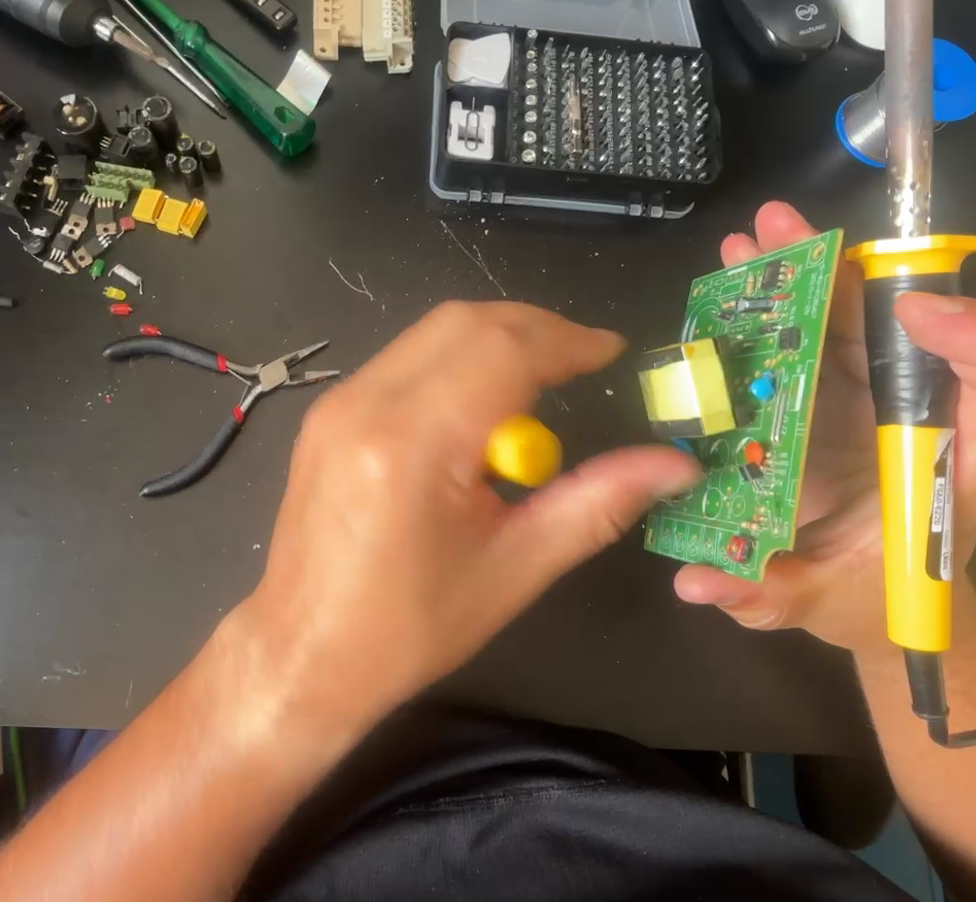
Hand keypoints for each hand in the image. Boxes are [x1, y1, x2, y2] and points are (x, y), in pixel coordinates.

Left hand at [233, 302, 699, 727]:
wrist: (302, 652)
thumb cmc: (409, 629)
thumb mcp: (513, 570)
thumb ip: (596, 504)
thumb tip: (673, 467)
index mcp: (414, 445)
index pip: (503, 351)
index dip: (567, 341)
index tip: (612, 352)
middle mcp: (367, 404)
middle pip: (465, 323)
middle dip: (535, 329)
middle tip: (583, 360)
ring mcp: (338, 402)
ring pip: (432, 332)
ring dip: (495, 339)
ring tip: (543, 379)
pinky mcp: (327, 411)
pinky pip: (404, 358)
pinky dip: (455, 360)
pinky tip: (481, 404)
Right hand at [671, 203, 975, 656]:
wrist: (877, 598)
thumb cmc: (875, 601)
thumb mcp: (822, 604)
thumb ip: (769, 597)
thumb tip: (696, 581)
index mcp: (948, 462)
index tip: (913, 311)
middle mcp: (917, 414)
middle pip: (906, 325)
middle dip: (846, 272)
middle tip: (781, 232)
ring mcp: (871, 400)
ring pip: (850, 318)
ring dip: (799, 271)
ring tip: (745, 241)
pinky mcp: (831, 397)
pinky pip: (809, 339)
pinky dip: (773, 306)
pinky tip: (731, 284)